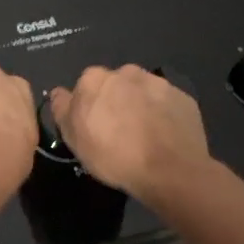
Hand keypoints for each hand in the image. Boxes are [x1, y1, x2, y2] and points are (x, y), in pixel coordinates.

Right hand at [48, 65, 211, 202]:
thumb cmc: (113, 155)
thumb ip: (62, 108)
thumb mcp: (73, 137)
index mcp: (94, 78)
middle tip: (119, 131)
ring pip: (142, 91)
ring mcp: (158, 83)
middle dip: (116, 101)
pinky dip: (163, 114)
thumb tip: (59, 92)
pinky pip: (167, 103)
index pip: (85, 86)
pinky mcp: (183, 98)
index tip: (94, 126)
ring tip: (145, 135)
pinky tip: (164, 136)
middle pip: (115, 85)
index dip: (89, 106)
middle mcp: (125, 72)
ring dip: (140, 105)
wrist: (169, 171)